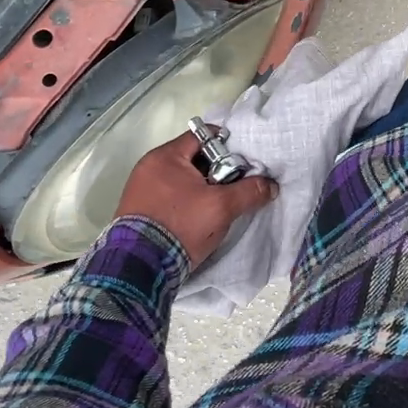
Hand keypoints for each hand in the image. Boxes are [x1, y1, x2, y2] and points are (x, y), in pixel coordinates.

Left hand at [114, 129, 276, 266]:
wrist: (138, 270)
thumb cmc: (180, 225)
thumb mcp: (221, 207)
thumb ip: (249, 191)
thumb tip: (271, 186)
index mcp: (164, 157)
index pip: (203, 136)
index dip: (227, 146)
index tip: (242, 162)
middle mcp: (147, 168)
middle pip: (193, 158)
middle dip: (216, 170)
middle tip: (233, 184)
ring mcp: (138, 190)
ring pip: (181, 180)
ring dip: (200, 189)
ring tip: (218, 204)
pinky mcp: (135, 212)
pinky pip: (168, 197)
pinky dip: (184, 202)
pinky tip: (197, 217)